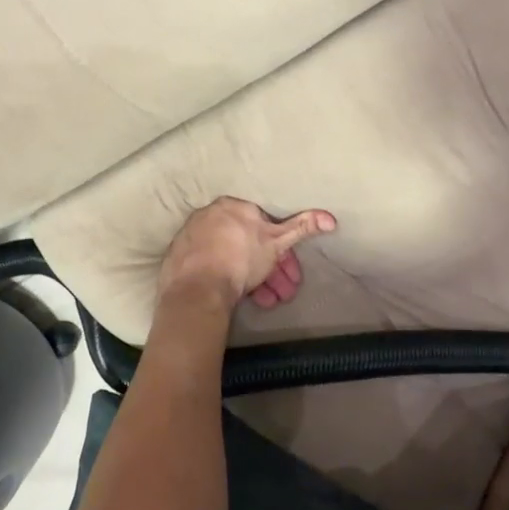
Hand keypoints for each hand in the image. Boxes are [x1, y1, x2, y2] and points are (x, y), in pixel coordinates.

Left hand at [157, 197, 338, 309]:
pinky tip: (237, 298)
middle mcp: (208, 216)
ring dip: (254, 282)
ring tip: (266, 303)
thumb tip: (331, 218)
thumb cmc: (242, 259)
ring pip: (231, 259)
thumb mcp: (277, 241)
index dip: (283, 253)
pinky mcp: (177, 261)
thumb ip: (303, 226)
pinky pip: (210, 268)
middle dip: (271, 272)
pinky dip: (227, 281)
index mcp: (232, 206)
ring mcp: (190, 239)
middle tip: (283, 294)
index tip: (291, 275)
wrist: (197, 291)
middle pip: (248, 245)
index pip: (265, 227)